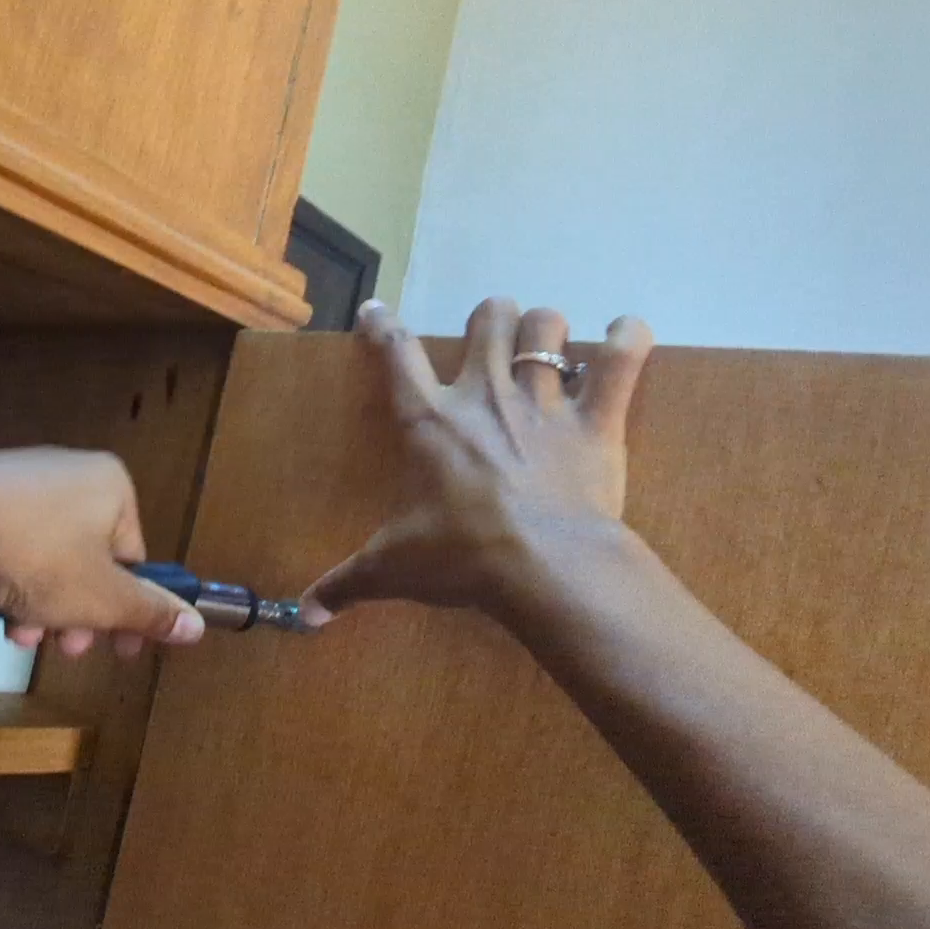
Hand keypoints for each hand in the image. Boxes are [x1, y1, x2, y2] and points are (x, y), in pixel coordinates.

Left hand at [0, 449, 204, 656]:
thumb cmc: (40, 559)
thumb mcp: (103, 598)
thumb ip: (151, 613)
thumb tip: (198, 626)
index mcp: (111, 487)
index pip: (133, 558)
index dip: (126, 612)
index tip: (117, 651)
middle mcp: (69, 473)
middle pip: (84, 562)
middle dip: (72, 615)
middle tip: (59, 648)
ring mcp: (17, 481)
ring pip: (39, 560)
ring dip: (32, 608)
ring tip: (12, 634)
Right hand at [301, 298, 653, 623]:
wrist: (543, 567)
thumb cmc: (458, 558)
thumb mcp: (391, 570)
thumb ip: (344, 585)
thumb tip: (303, 619)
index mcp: (427, 420)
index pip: (395, 354)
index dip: (382, 326)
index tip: (375, 309)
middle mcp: (484, 395)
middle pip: (487, 320)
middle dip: (489, 319)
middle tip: (490, 338)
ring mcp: (544, 402)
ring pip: (547, 327)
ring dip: (547, 327)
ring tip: (549, 344)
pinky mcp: (597, 421)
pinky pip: (620, 360)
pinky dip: (626, 339)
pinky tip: (625, 331)